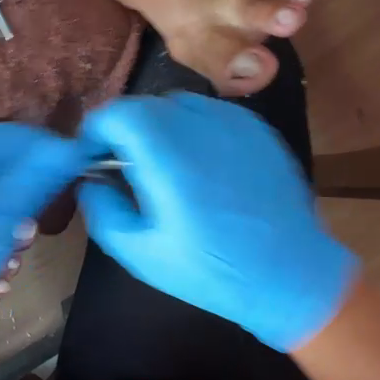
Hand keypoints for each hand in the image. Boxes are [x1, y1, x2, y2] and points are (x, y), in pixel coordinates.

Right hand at [77, 94, 357, 350]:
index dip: (94, 133)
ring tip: (160, 169)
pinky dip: (190, 130)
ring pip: (178, 104)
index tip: (90, 162)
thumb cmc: (209, 271)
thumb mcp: (139, 253)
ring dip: (157, 128)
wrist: (290, 275)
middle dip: (123, 130)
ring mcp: (236, 123)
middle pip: (145, 105)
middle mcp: (203, 125)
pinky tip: (197, 168)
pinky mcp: (258, 130)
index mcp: (169, 155)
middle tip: (121, 169)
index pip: (117, 113)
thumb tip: (89, 180)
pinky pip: (210, 114)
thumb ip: (101, 208)